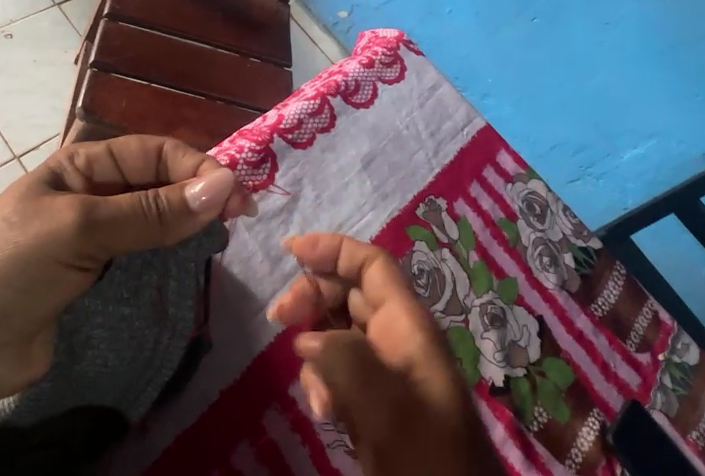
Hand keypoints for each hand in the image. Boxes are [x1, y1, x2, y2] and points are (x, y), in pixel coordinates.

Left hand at [0, 136, 251, 444]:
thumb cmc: (9, 266)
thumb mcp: (80, 228)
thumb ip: (151, 212)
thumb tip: (223, 184)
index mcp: (82, 166)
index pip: (154, 152)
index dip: (196, 166)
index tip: (236, 193)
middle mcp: (95, 197)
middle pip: (161, 186)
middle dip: (201, 196)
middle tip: (243, 219)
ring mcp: (99, 244)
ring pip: (160, 227)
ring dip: (193, 230)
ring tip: (230, 241)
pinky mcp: (102, 287)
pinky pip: (149, 266)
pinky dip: (176, 265)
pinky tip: (200, 269)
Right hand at [269, 233, 503, 475]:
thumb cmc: (425, 457)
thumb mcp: (385, 406)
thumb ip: (344, 359)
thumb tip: (306, 339)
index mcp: (409, 325)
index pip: (370, 265)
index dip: (332, 249)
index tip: (289, 252)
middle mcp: (397, 338)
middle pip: (348, 292)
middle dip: (311, 297)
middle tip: (278, 318)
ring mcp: (386, 372)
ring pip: (337, 332)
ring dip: (313, 349)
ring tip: (312, 387)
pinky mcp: (374, 403)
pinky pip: (338, 371)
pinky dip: (322, 382)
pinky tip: (323, 411)